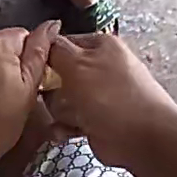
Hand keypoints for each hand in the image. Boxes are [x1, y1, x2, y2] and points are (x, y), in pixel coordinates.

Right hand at [44, 33, 176, 167]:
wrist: (141, 138)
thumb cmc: (110, 96)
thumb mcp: (77, 65)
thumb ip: (56, 50)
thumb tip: (43, 39)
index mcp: (100, 46)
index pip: (61, 44)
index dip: (45, 57)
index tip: (36, 72)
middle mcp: (99, 68)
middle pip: (59, 75)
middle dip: (53, 90)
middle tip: (59, 98)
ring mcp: (98, 95)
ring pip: (62, 100)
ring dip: (59, 112)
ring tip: (69, 118)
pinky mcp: (95, 120)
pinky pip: (69, 120)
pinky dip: (65, 127)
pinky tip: (67, 133)